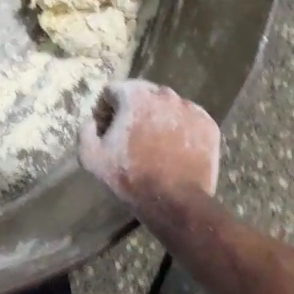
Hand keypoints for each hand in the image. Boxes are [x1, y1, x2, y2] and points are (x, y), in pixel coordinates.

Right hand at [78, 79, 218, 208]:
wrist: (175, 202)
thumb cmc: (129, 177)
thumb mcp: (90, 157)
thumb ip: (85, 130)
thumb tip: (93, 122)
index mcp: (134, 94)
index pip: (112, 91)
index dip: (105, 110)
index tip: (106, 131)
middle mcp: (164, 94)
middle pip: (141, 95)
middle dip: (132, 111)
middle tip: (130, 138)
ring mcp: (189, 108)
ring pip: (166, 106)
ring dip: (156, 118)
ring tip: (154, 145)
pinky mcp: (208, 125)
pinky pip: (187, 119)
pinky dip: (179, 128)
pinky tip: (174, 149)